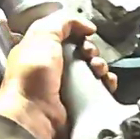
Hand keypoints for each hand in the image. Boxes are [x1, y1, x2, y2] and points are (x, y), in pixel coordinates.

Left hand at [0, 12, 115, 138]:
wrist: (33, 115)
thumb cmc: (32, 75)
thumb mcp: (41, 36)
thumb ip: (61, 23)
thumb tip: (85, 26)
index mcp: (39, 49)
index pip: (65, 35)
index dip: (78, 32)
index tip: (86, 34)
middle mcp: (52, 67)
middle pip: (82, 51)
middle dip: (91, 49)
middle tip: (89, 55)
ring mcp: (66, 86)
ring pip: (92, 69)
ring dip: (101, 65)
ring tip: (98, 70)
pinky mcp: (78, 102)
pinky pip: (99, 88)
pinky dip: (107, 83)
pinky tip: (107, 82)